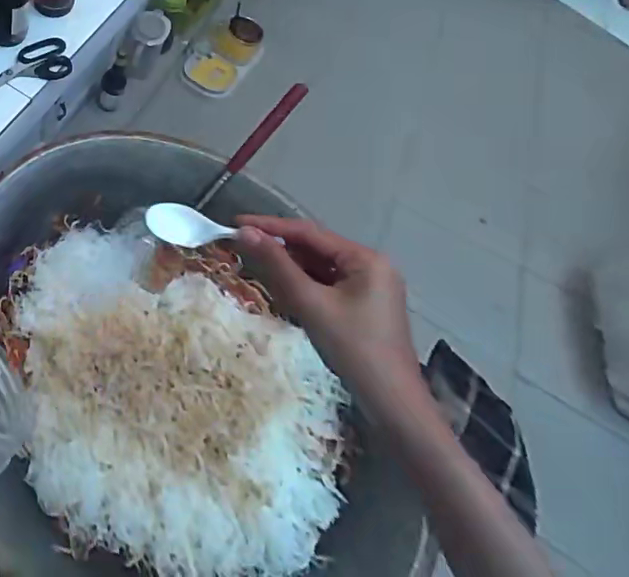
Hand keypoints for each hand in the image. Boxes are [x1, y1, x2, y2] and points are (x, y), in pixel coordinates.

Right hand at [232, 214, 423, 418]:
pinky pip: (327, 284)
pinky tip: (283, 289)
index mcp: (366, 259)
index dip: (270, 226)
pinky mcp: (364, 304)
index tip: (236, 223)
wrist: (392, 405)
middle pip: (315, 248)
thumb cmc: (353, 348)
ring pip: (319, 267)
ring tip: (255, 266)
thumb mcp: (310, 302)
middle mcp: (371, 266)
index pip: (309, 233)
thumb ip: (277, 265)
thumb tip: (245, 233)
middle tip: (241, 246)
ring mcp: (370, 286)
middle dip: (279, 248)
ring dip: (290, 267)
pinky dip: (304, 284)